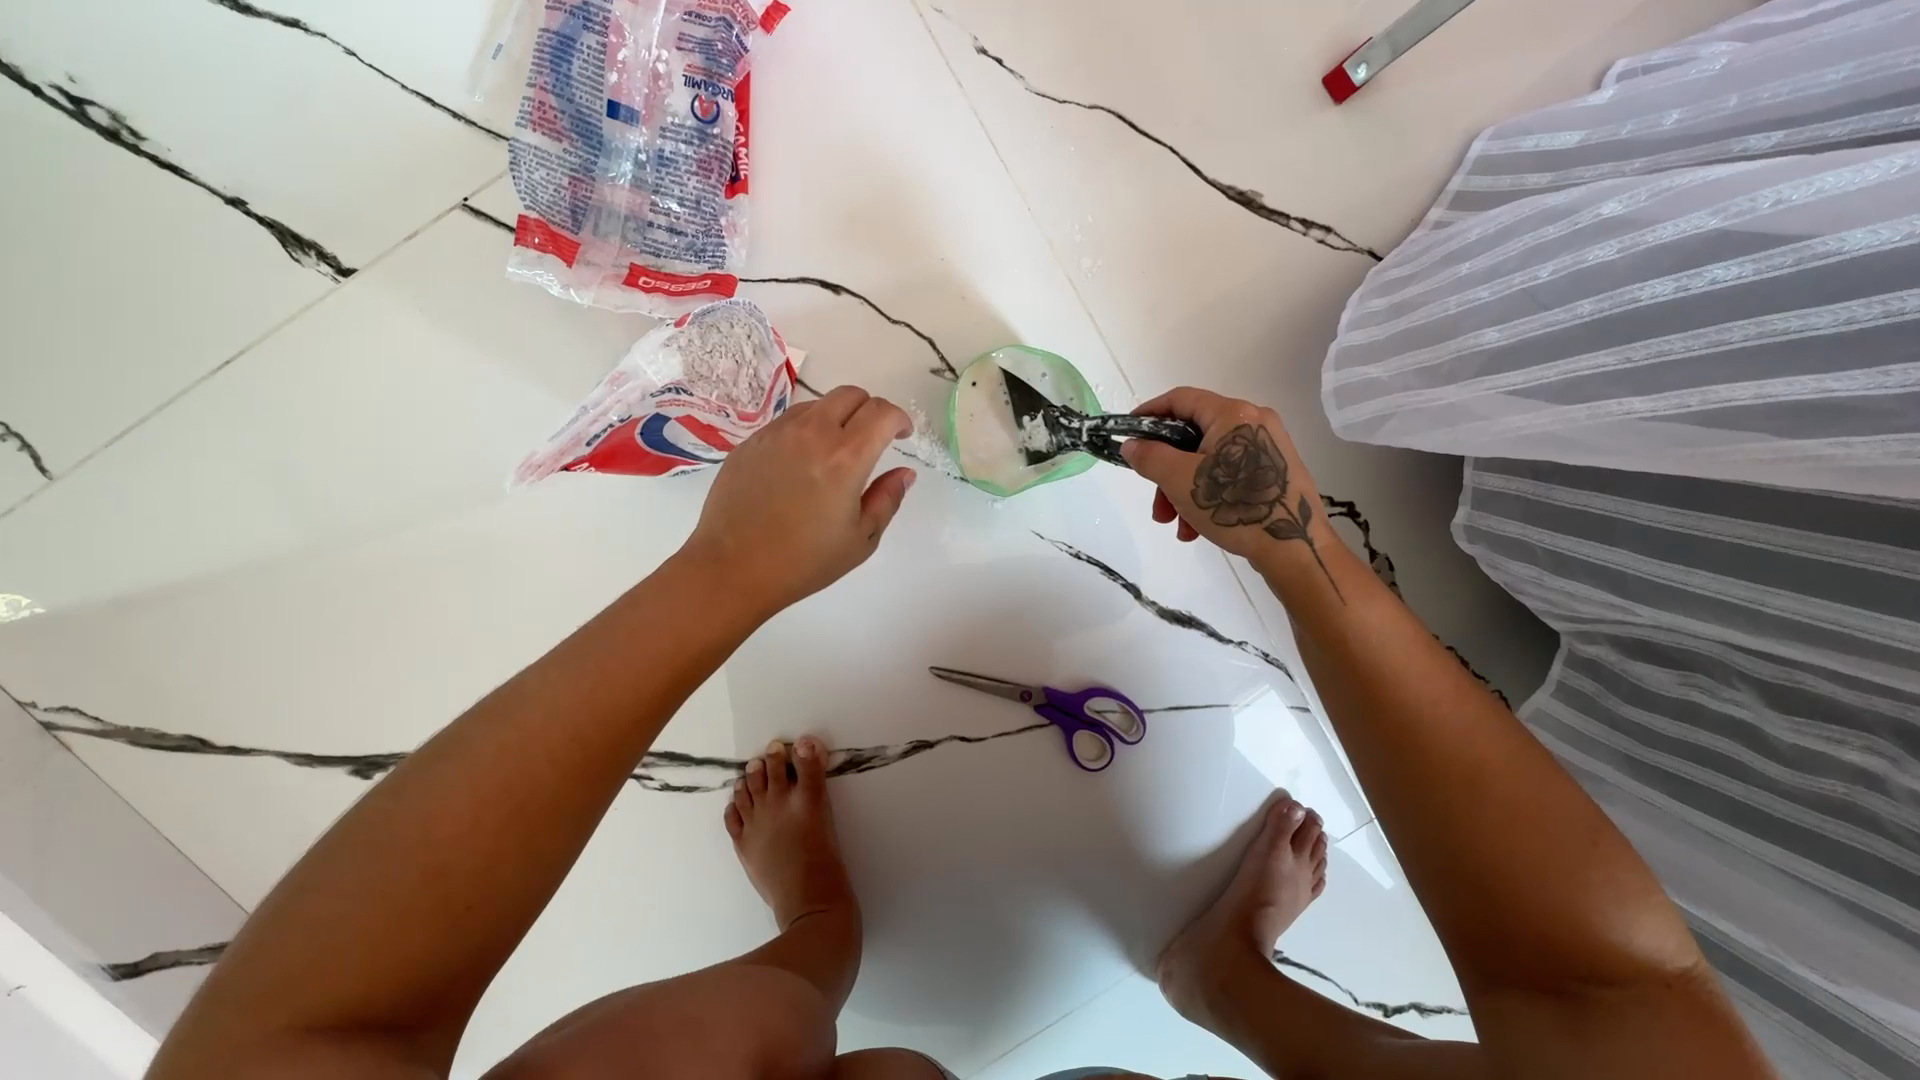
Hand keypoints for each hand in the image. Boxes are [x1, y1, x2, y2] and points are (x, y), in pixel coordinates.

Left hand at [682, 386, 916, 616]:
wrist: (732, 568)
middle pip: (851, 395)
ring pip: (817, 404)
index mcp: (845, 458)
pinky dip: (806, 431)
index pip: (882, 413)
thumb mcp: (861, 539)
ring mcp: (776, 433)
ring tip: (835, 452)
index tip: (902, 435)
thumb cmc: (804, 561)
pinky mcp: (751, 442)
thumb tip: (904, 472)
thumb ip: (887, 499)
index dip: (900, 419)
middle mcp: (811, 434)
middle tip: (873, 439)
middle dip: (870, 410)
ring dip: (836, 417)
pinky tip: (801, 466)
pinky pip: (787, 422)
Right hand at [1121, 388, 1344, 598]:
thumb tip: (1131, 445)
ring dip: (1183, 492)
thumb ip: (1150, 457)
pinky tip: (1197, 529)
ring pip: (1208, 461)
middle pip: (1193, 437)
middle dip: (1166, 472)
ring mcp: (1268, 447)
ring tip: (1178, 526)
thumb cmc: (1234, 504)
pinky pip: (1229, 476)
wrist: (1295, 545)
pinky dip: (1207, 496)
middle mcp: (1254, 422)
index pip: (1180, 399)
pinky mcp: (1275, 471)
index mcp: (1232, 413)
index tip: (1128, 434)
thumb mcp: (1180, 480)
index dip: (1149, 413)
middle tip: (1157, 504)